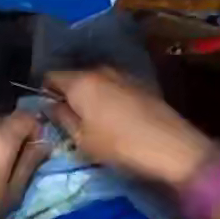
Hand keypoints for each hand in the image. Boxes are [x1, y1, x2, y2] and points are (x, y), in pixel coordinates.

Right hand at [44, 68, 216, 188]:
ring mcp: (124, 75)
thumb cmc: (119, 145)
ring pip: (96, 82)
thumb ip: (61, 118)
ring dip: (90, 97)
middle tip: (70, 121)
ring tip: (94, 122)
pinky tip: (116, 120)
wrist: (174, 148)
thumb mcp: (81, 139)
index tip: (49, 114)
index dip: (45, 93)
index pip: (50, 76)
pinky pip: (114, 87)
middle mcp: (100, 70)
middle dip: (68, 95)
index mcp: (80, 81)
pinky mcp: (142, 85)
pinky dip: (109, 98)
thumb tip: (50, 105)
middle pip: (74, 77)